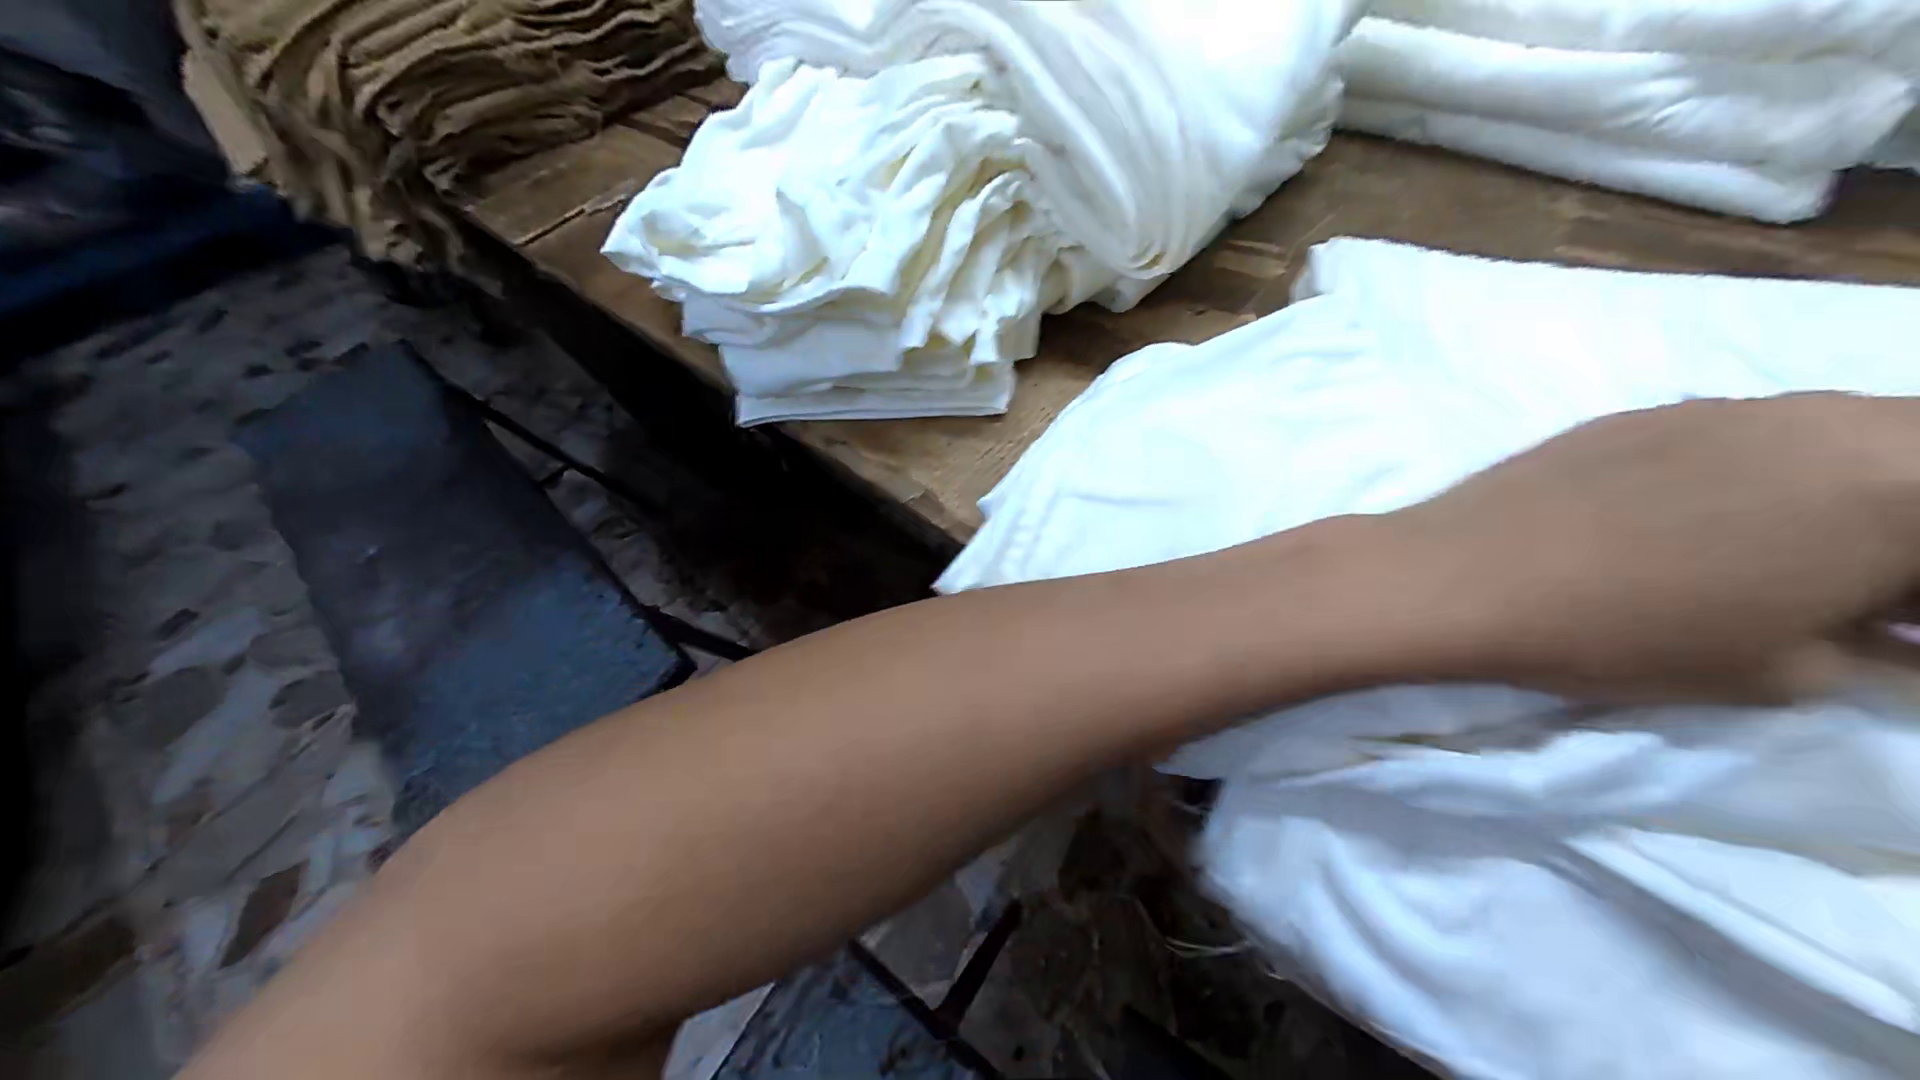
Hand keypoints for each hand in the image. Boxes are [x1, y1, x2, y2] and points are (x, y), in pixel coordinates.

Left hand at [1383, 394, 1919, 702]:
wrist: (1462, 574)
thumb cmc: (1619, 632)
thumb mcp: (1781, 669)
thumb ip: (1873, 647)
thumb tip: (1888, 635)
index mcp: (1905, 482)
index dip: (1914, 586)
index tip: (1881, 617)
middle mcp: (1828, 418)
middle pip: (1916, 459)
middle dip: (1901, 526)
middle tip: (1855, 586)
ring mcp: (1724, 406)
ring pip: (1837, 436)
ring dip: (1841, 489)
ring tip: (1780, 553)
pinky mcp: (1641, 412)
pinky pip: (1742, 432)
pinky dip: (1757, 470)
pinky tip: (1692, 517)